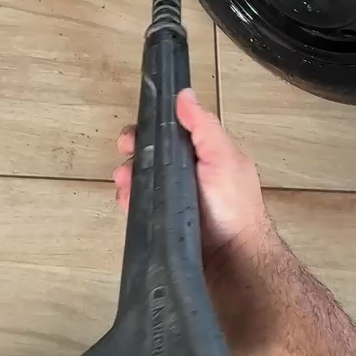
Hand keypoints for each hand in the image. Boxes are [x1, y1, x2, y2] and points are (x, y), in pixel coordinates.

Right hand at [114, 89, 272, 261]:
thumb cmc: (232, 205)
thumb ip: (203, 126)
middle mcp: (188, 175)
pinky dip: (130, 201)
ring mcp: (175, 200)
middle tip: (124, 155)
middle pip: (152, 155)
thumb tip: (183, 93)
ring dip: (128, 176)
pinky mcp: (164, 223)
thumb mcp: (223, 158)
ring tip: (123, 183)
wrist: (232, 261)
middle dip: (134, 152)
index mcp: (205, 155)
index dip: (151, 128)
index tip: (134, 132)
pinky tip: (126, 201)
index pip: (172, 133)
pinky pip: (140, 207)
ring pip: (142, 180)